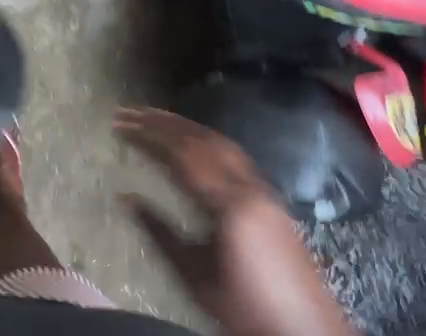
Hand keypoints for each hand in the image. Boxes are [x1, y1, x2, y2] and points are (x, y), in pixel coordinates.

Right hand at [116, 107, 355, 335]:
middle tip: (129, 112)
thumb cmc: (245, 310)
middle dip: (162, 123)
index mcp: (228, 206)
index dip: (147, 137)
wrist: (307, 334)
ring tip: (155, 117)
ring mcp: (265, 192)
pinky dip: (206, 139)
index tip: (119, 126)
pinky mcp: (272, 200)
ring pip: (221, 143)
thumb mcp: (194, 277)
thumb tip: (124, 197)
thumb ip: (159, 232)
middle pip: (201, 141)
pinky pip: (235, 155)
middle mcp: (249, 189)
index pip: (180, 156)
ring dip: (185, 126)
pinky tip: (193, 142)